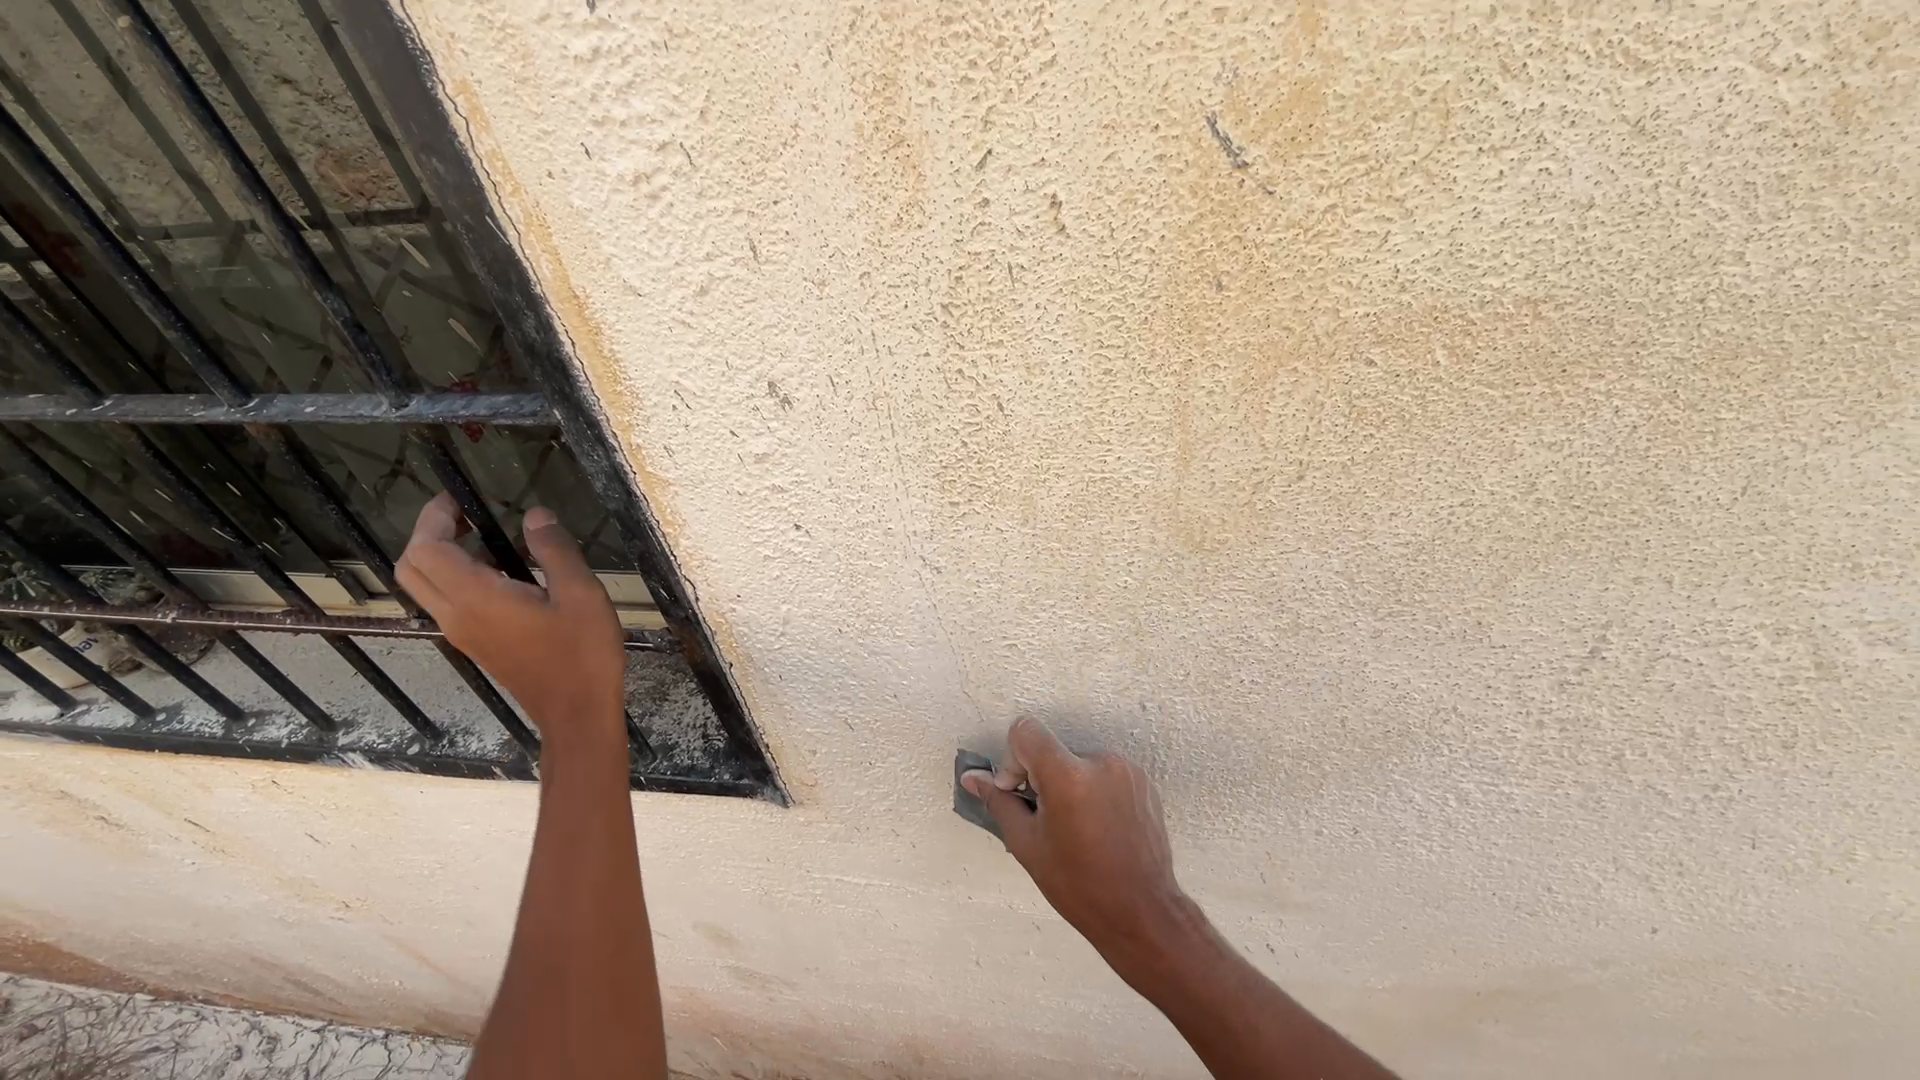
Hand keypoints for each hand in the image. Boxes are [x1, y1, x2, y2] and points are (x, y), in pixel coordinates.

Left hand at [396, 494, 624, 753]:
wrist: (577, 712)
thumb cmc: (582, 652)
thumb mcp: (581, 593)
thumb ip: (554, 550)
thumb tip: (535, 515)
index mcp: (477, 599)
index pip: (426, 550)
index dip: (435, 518)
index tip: (463, 499)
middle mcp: (457, 615)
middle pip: (413, 567)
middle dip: (430, 534)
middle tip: (469, 516)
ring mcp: (464, 633)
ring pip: (427, 586)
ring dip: (444, 555)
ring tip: (493, 540)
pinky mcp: (477, 643)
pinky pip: (448, 601)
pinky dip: (460, 576)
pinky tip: (508, 573)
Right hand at [962, 718, 1194, 964]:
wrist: (1140, 911)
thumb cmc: (1081, 885)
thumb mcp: (1027, 844)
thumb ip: (999, 802)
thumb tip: (973, 778)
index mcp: (1068, 777)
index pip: (1026, 731)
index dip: (1013, 759)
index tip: (1020, 791)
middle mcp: (1100, 763)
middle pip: (1052, 749)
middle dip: (1040, 776)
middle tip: (1045, 819)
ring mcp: (1126, 770)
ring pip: (1077, 761)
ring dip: (1068, 783)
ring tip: (1075, 826)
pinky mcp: (1141, 780)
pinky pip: (1103, 771)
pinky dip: (1092, 789)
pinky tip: (1096, 826)